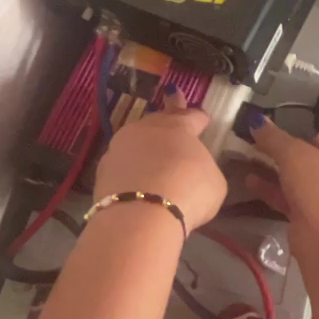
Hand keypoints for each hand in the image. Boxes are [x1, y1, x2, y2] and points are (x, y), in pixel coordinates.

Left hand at [93, 89, 225, 228]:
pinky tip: (135, 175)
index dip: (199, 118)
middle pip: (160, 118)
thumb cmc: (188, 192)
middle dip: (169, 115)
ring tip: (152, 148)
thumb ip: (204, 168)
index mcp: (178, 127)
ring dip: (146, 142)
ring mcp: (121, 146)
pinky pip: (123, 161)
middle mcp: (147, 129)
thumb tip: (195, 169)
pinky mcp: (103, 168)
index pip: (191, 116)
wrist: (140, 215)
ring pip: (137, 137)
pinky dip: (131, 166)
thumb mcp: (214, 182)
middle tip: (173, 103)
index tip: (203, 118)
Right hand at [245, 111, 318, 229]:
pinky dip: (276, 193)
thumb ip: (274, 138)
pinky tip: (252, 184)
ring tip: (255, 164)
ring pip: (305, 185)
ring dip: (280, 176)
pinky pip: (295, 202)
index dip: (318, 138)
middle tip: (272, 152)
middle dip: (294, 159)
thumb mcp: (293, 153)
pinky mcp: (317, 223)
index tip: (297, 138)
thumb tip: (256, 121)